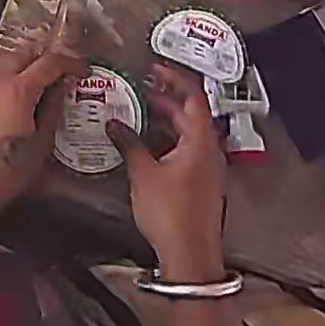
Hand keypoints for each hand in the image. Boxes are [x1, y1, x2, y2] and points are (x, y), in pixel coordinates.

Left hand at [0, 27, 84, 211]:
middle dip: (46, 57)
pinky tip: (22, 97)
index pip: (49, 62)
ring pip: (8, 63)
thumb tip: (60, 88)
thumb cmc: (8, 169)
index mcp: (18, 88)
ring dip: (28, 66)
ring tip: (45, 83)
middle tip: (64, 70)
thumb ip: (53, 108)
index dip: (70, 63)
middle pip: (25, 53)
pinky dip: (13, 78)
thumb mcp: (42, 141)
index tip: (82, 70)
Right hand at [106, 64, 227, 280]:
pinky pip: (187, 147)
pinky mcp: (202, 180)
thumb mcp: (144, 174)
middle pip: (191, 112)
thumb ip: (129, 143)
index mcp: (201, 140)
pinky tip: (147, 140)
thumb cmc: (170, 212)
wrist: (190, 257)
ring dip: (167, 117)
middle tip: (141, 86)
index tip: (154, 68)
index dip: (174, 77)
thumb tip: (114, 123)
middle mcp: (210, 148)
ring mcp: (209, 165)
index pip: (193, 96)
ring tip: (140, 108)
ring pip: (189, 130)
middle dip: (166, 96)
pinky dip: (169, 137)